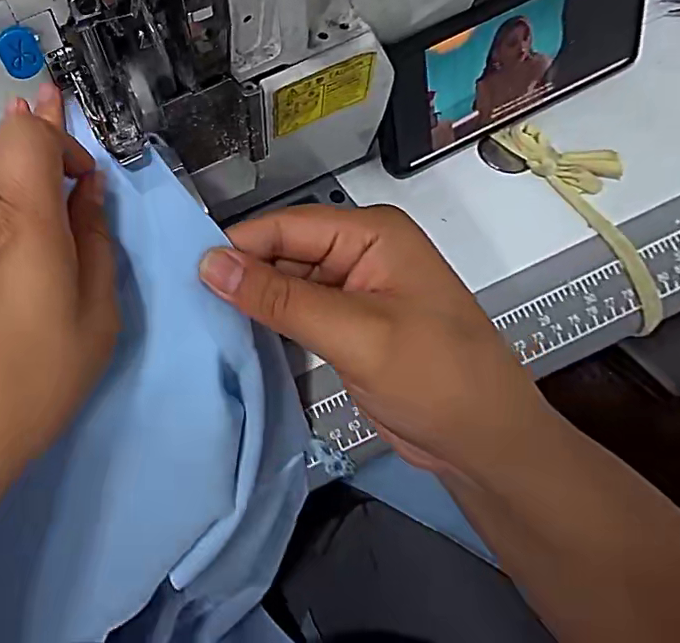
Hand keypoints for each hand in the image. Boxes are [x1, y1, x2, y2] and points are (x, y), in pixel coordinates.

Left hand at [0, 82, 119, 486]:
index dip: (58, 130)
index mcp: (22, 214)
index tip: (82, 165)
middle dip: (33, 123)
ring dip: (6, 150)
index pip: (29, 134)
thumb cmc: (25, 379)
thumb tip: (88, 194)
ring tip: (24, 127)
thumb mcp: (93, 318)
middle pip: (1, 142)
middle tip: (49, 97)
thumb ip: (95, 243)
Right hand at [198, 205, 559, 482]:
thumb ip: (279, 298)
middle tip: (188, 300)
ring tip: (202, 316)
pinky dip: (268, 320)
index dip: (237, 247)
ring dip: (251, 299)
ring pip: (282, 281)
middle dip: (241, 275)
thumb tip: (210, 264)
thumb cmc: (440, 381)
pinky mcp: (344, 320)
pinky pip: (293, 308)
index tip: (189, 273)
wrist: (490, 451)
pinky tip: (236, 332)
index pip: (284, 227)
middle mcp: (356, 250)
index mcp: (369, 232)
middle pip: (280, 252)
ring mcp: (350, 287)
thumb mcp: (356, 335)